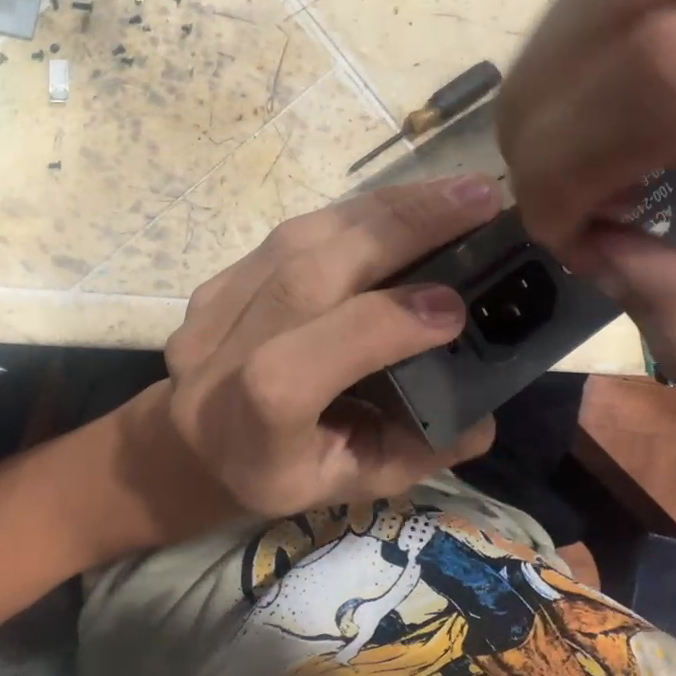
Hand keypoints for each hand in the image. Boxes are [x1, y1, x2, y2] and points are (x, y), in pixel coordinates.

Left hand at [154, 177, 502, 518]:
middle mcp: (217, 360)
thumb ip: (416, 452)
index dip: (375, 329)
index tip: (455, 306)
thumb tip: (487, 409)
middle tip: (478, 200)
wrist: (189, 439)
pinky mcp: (218, 276)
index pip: (297, 371)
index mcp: (247, 432)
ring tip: (453, 191)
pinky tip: (402, 203)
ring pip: (298, 239)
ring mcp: (211, 309)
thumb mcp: (350, 483)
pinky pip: (290, 232)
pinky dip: (353, 213)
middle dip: (398, 233)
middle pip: (302, 280)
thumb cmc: (278, 470)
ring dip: (384, 209)